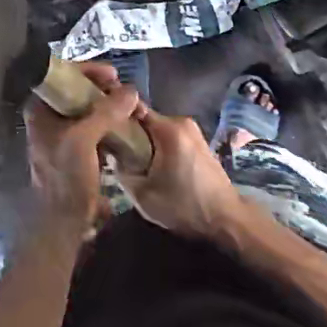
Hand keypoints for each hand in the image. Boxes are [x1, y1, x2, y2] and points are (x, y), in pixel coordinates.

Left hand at [22, 62, 140, 234]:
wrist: (63, 224)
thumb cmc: (66, 178)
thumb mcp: (84, 140)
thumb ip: (107, 112)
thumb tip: (131, 91)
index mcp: (40, 110)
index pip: (63, 76)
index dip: (89, 71)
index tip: (114, 74)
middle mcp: (47, 118)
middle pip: (78, 90)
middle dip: (103, 88)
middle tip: (125, 91)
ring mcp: (61, 134)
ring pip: (88, 108)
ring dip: (109, 105)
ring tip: (129, 106)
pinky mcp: (75, 149)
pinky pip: (94, 125)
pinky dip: (110, 122)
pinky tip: (125, 124)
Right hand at [119, 108, 246, 242]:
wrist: (225, 217)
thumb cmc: (184, 206)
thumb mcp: (144, 195)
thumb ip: (122, 172)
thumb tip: (112, 156)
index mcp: (169, 129)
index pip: (134, 109)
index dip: (116, 116)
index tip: (102, 126)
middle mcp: (181, 122)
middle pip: (146, 119)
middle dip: (130, 133)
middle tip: (114, 151)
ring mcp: (192, 130)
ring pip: (158, 129)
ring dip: (146, 142)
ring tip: (132, 161)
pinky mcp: (198, 141)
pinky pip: (170, 137)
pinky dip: (159, 147)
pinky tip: (153, 166)